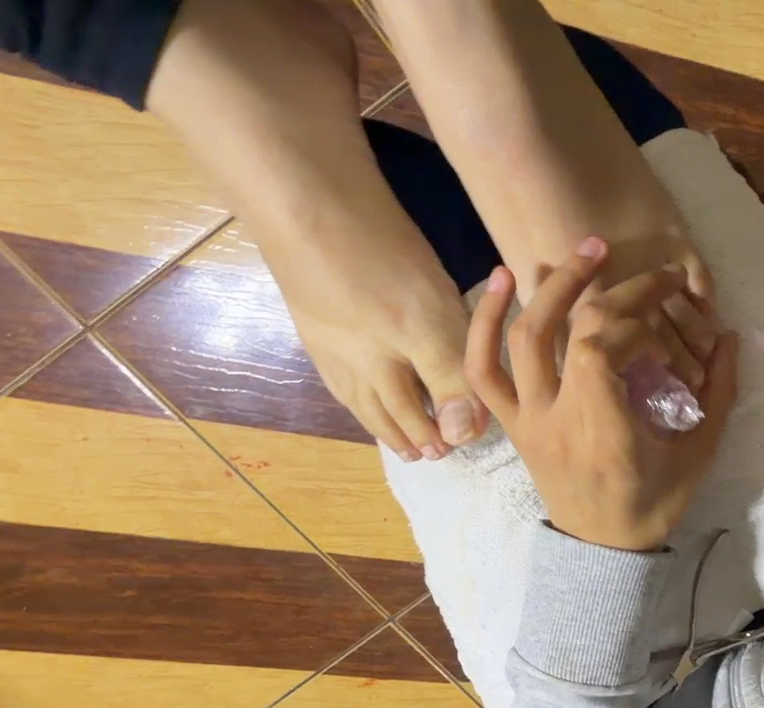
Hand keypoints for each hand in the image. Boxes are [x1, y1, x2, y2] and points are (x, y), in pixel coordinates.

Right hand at [275, 249, 486, 462]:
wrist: (304, 196)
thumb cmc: (381, 256)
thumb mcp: (433, 318)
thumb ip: (449, 377)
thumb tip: (459, 437)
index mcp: (400, 357)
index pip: (426, 404)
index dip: (441, 427)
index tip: (456, 447)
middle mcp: (361, 358)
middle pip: (389, 405)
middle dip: (411, 432)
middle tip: (427, 455)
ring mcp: (329, 338)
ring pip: (360, 392)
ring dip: (380, 419)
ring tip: (393, 439)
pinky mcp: (308, 314)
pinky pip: (334, 370)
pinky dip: (348, 391)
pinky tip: (349, 389)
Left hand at [463, 237, 737, 551]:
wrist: (602, 550)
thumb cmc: (652, 504)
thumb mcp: (698, 455)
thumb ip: (717, 395)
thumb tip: (728, 337)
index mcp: (603, 431)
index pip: (601, 349)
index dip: (636, 321)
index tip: (666, 327)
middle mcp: (557, 419)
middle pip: (571, 331)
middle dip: (612, 290)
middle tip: (647, 271)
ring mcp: (527, 419)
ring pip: (524, 338)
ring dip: (554, 286)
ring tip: (587, 252)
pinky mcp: (512, 421)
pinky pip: (483, 369)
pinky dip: (485, 321)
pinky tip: (505, 278)